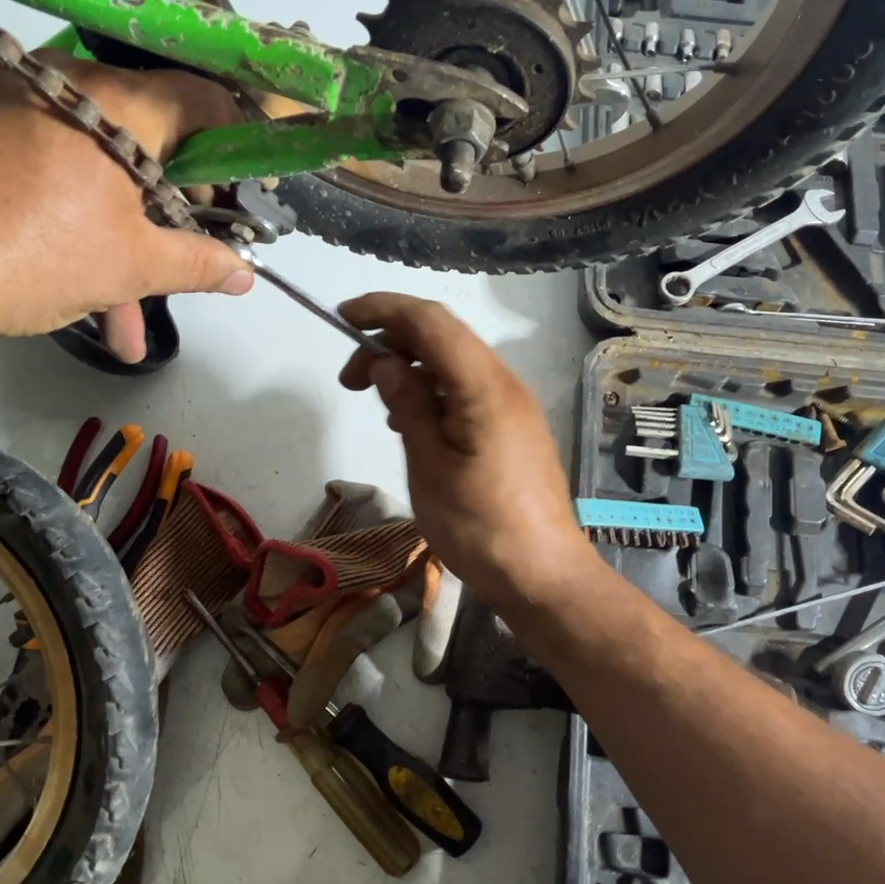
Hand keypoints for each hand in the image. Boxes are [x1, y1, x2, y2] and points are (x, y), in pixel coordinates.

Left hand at [0, 54, 253, 359]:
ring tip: (119, 319)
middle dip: (169, 214)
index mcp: (119, 105)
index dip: (234, 144)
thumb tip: (245, 275)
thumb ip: (197, 265)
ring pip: (92, 169)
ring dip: (116, 242)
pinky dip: (67, 221)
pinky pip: (45, 170)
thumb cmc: (35, 252)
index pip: (203, 99)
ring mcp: (13, 101)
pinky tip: (69, 287)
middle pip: (146, 140)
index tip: (240, 191)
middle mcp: (68, 85)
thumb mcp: (130, 268)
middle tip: (181, 259)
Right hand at [338, 293, 596, 608]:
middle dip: (391, 342)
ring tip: (379, 405)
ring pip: (455, 363)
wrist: (542, 574)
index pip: (431, 321)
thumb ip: (408, 406)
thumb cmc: (479, 528)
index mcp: (483, 387)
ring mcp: (513, 405)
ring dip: (411, 368)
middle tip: (350, 381)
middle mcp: (505, 384)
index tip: (342, 318)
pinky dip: (433, 391)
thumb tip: (386, 361)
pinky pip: (468, 390)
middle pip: (443, 336)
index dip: (384, 309)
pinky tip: (412, 424)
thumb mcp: (430, 468)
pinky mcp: (514, 427)